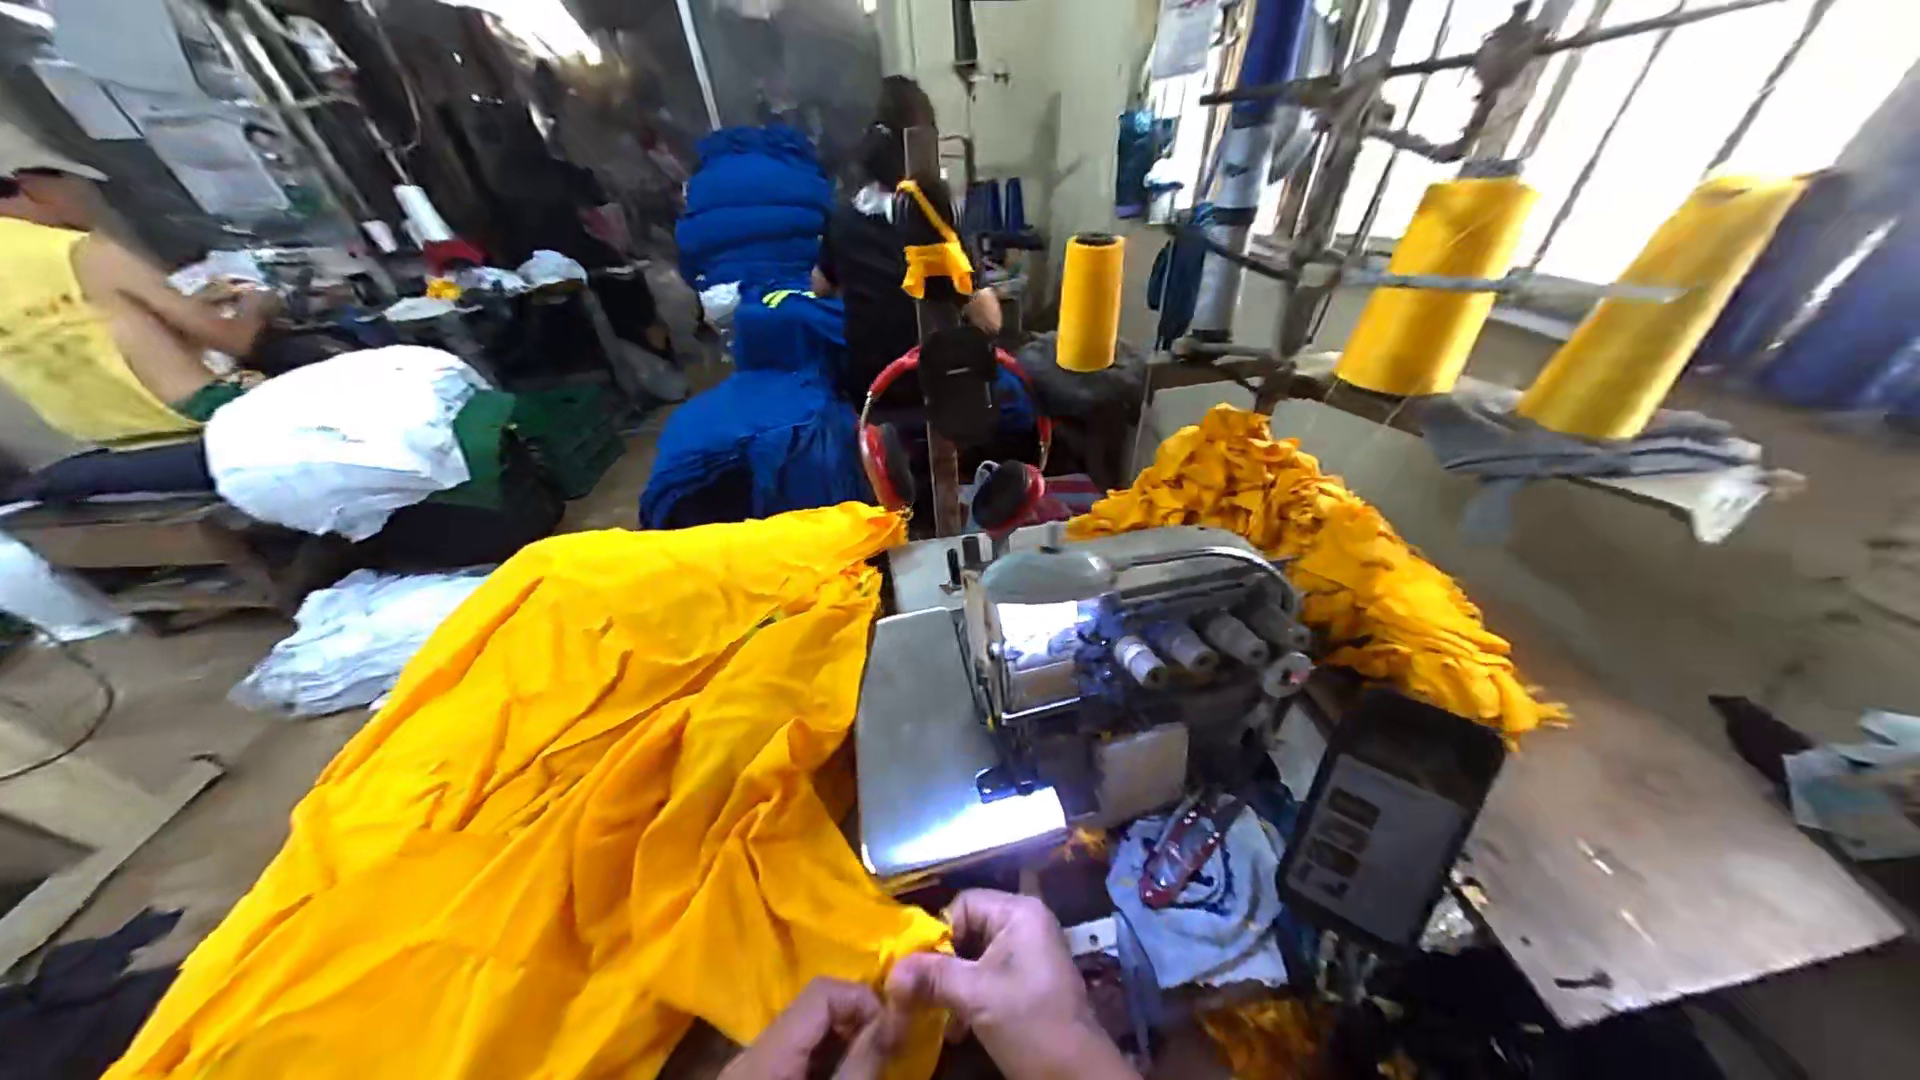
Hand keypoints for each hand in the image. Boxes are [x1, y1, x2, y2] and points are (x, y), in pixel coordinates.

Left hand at [719, 977, 901, 1079]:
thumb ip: (865, 1055)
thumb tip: (901, 1009)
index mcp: (768, 1045)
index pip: (822, 990)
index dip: (862, 999)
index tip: (890, 1028)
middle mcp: (752, 1046)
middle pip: (813, 1005)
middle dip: (854, 1018)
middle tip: (883, 1046)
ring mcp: (748, 1064)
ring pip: (805, 1028)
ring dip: (841, 1038)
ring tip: (866, 1062)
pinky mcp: (752, 1079)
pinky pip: (793, 1050)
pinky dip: (822, 1055)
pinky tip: (839, 1071)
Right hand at [887, 891, 1138, 1079]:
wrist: (1078, 1077)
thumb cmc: (1030, 1023)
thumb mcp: (977, 997)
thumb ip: (933, 978)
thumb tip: (890, 973)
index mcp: (1019, 912)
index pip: (964, 904)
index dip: (939, 933)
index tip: (919, 968)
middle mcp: (1024, 923)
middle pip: (967, 929)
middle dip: (943, 963)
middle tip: (922, 993)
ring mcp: (1028, 953)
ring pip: (974, 956)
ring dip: (953, 984)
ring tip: (939, 1014)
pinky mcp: (1026, 982)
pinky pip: (987, 975)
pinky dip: (969, 996)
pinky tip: (958, 1027)